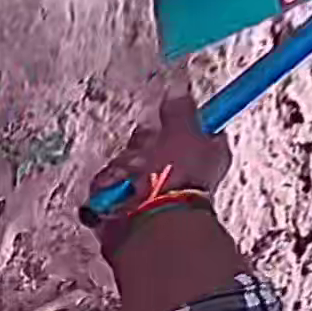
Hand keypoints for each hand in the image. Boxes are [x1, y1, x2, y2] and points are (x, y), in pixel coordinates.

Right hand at [90, 94, 232, 256]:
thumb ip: (180, 110)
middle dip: (139, 147)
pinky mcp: (121, 206)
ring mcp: (149, 191)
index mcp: (206, 154)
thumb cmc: (173, 178)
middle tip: (143, 152)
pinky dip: (105, 186)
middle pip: (152, 146)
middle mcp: (179, 173)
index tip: (165, 120)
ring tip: (124, 176)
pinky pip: (106, 187)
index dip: (178, 123)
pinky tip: (111, 188)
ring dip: (119, 168)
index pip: (194, 130)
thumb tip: (178, 90)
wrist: (145, 220)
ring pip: (125, 166)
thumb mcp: (182, 132)